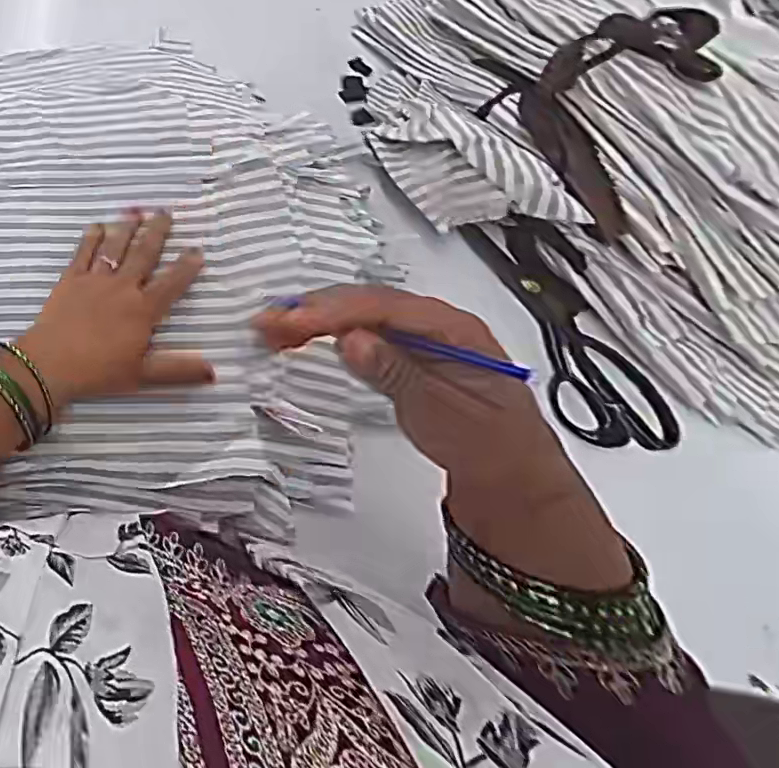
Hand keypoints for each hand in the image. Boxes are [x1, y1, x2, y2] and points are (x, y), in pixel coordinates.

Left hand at [16, 211, 212, 411]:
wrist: (50, 364)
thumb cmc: (98, 371)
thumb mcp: (142, 375)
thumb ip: (178, 371)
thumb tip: (214, 372)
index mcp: (143, 310)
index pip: (171, 283)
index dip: (186, 266)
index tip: (196, 250)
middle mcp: (122, 287)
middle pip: (144, 254)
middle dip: (157, 232)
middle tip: (166, 213)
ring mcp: (95, 280)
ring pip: (115, 247)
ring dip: (127, 228)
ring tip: (137, 212)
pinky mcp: (71, 279)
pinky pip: (84, 253)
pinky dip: (91, 238)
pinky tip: (97, 226)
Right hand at [252, 285, 574, 498]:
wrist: (509, 477)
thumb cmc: (487, 446)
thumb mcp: (441, 413)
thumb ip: (395, 373)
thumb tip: (351, 340)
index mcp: (453, 328)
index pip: (384, 306)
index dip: (335, 311)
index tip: (296, 322)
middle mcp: (433, 321)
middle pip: (365, 301)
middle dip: (313, 309)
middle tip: (270, 323)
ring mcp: (416, 333)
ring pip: (356, 312)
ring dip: (312, 317)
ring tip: (272, 328)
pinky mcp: (401, 348)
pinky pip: (358, 329)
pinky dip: (324, 331)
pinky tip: (299, 334)